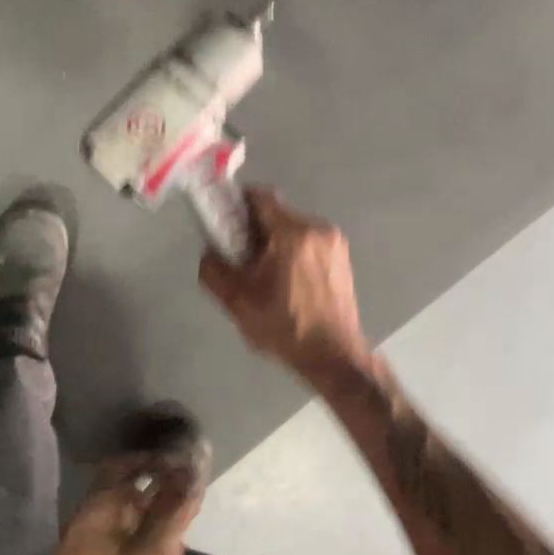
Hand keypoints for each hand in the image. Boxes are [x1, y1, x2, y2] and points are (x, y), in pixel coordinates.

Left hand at [43, 457, 199, 554]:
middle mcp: (86, 525)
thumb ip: (173, 512)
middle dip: (158, 486)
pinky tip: (167, 544)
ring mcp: (88, 553)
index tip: (183, 458)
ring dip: (154, 514)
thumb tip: (193, 468)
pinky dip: (146, 538)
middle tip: (193, 484)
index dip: (152, 458)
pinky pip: (122, 544)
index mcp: (92, 512)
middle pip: (123, 492)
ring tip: (187, 510)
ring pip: (125, 520)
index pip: (119, 466)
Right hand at [199, 188, 369, 383]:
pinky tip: (287, 282)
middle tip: (241, 256)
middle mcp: (317, 229)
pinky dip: (293, 252)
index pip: (260, 195)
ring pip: (293, 228)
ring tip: (265, 275)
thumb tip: (211, 251)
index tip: (225, 222)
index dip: (237, 203)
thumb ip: (213, 269)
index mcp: (293, 233)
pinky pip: (308, 242)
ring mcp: (334, 243)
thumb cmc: (284, 327)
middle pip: (276, 213)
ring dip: (275, 242)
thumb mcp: (236, 301)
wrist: (335, 358)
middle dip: (255, 229)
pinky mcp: (342, 259)